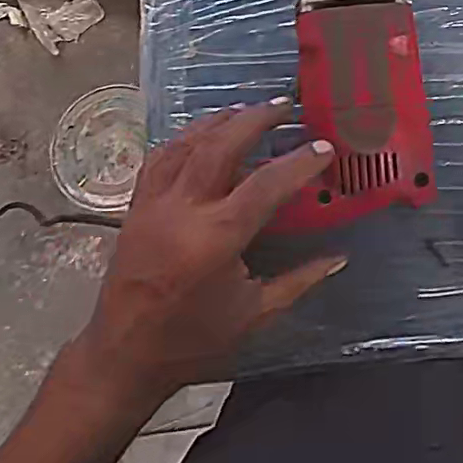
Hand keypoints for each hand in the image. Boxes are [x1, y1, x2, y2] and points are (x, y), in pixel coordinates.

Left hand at [77, 97, 342, 398]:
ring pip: (187, 143)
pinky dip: (185, 137)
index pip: (265, 185)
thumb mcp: (254, 315)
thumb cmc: (192, 340)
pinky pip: (160, 157)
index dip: (299, 162)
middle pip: (220, 146)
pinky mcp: (135, 206)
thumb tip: (339, 258)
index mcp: (215, 239)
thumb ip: (299, 281)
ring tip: (248, 108)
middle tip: (285, 105)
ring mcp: (153, 204)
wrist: (123, 357)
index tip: (324, 146)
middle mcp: (182, 210)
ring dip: (220, 120)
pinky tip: (203, 132)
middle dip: (256, 119)